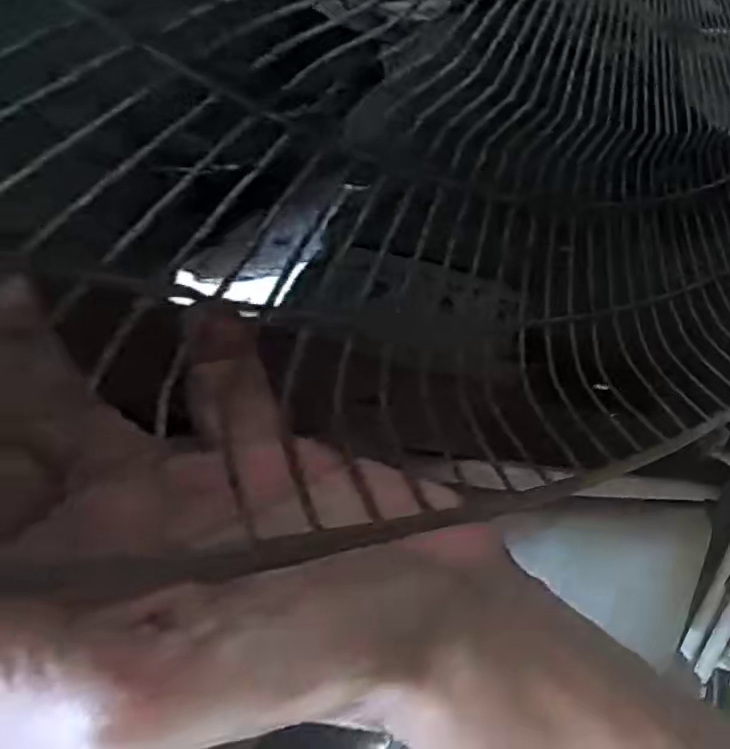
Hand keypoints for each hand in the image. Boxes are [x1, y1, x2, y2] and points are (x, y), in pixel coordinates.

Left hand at [0, 277, 514, 748]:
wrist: (435, 611)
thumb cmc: (292, 662)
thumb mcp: (127, 690)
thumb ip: (19, 646)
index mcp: (33, 605)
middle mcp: (83, 545)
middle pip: (1, 454)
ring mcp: (178, 497)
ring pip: (85, 415)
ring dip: (52, 358)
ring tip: (25, 290)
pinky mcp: (263, 461)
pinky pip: (224, 398)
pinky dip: (216, 357)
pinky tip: (207, 318)